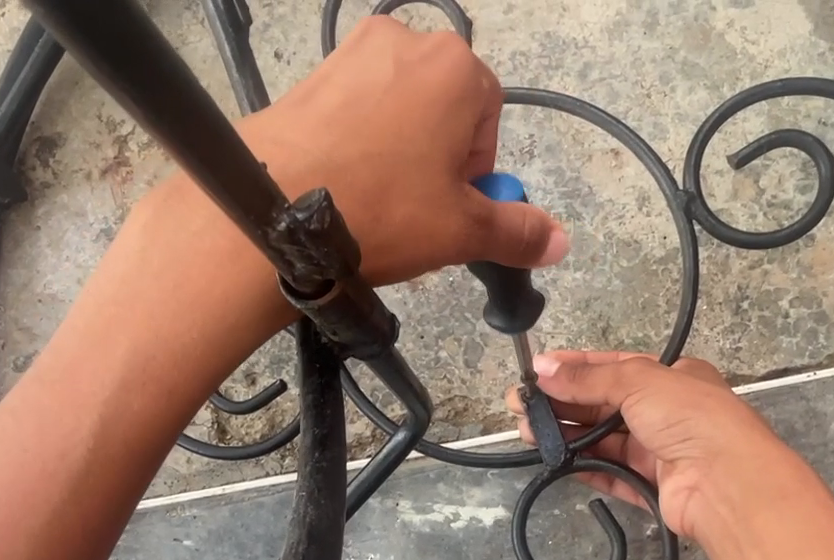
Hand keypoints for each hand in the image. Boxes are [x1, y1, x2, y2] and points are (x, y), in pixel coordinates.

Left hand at [230, 16, 568, 282]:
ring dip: (400, 157)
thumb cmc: (381, 212)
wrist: (275, 212)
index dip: (476, 174)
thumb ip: (515, 232)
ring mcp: (352, 54)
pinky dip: (360, 148)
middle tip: (416, 213)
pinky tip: (348, 188)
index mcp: (456, 67)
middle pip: (444, 111)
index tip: (452, 210)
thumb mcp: (461, 232)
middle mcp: (406, 43)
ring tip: (379, 206)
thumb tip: (558, 242)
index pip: (489, 119)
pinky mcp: (312, 76)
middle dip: (439, 163)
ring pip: (398, 112)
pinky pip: (356, 113)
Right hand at [506, 351, 772, 542]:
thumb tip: (542, 369)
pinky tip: (555, 460)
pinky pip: (609, 474)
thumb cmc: (689, 417)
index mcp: (672, 377)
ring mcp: (657, 451)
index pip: (614, 367)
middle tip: (521, 406)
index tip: (537, 372)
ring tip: (527, 431)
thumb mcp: (638, 381)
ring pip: (602, 440)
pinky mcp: (649, 485)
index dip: (574, 368)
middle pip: (603, 405)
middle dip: (562, 403)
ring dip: (566, 435)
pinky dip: (582, 466)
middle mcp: (665, 412)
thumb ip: (588, 378)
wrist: (725, 481)